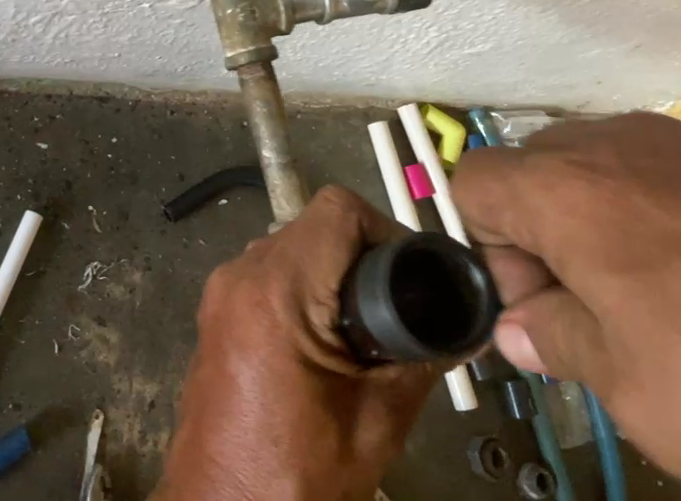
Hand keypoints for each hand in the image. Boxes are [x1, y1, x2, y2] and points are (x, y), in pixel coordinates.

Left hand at [153, 186, 437, 500]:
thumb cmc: (296, 471)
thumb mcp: (376, 420)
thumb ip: (422, 360)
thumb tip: (464, 326)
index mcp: (276, 290)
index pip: (336, 210)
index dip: (384, 227)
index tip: (411, 273)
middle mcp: (239, 275)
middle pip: (313, 225)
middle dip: (362, 254)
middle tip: (399, 305)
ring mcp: (221, 291)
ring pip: (290, 245)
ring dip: (331, 270)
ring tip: (366, 324)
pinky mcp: (216, 312)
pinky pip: (268, 272)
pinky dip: (304, 287)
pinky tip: (329, 336)